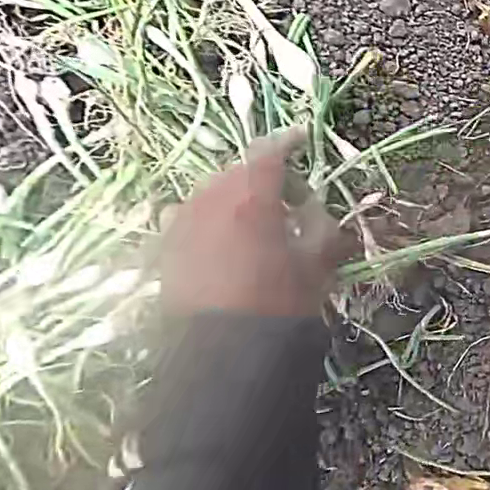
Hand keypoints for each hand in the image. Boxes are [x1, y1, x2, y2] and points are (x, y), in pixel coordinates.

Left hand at [160, 129, 345, 317]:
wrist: (224, 351)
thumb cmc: (279, 301)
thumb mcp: (316, 263)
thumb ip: (322, 228)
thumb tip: (318, 214)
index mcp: (250, 200)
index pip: (268, 155)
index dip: (288, 142)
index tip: (302, 137)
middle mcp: (210, 203)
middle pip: (237, 171)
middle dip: (263, 175)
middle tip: (290, 196)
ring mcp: (183, 225)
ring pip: (212, 193)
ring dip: (237, 195)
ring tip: (260, 218)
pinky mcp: (168, 249)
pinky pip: (193, 217)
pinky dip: (214, 216)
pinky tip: (231, 239)